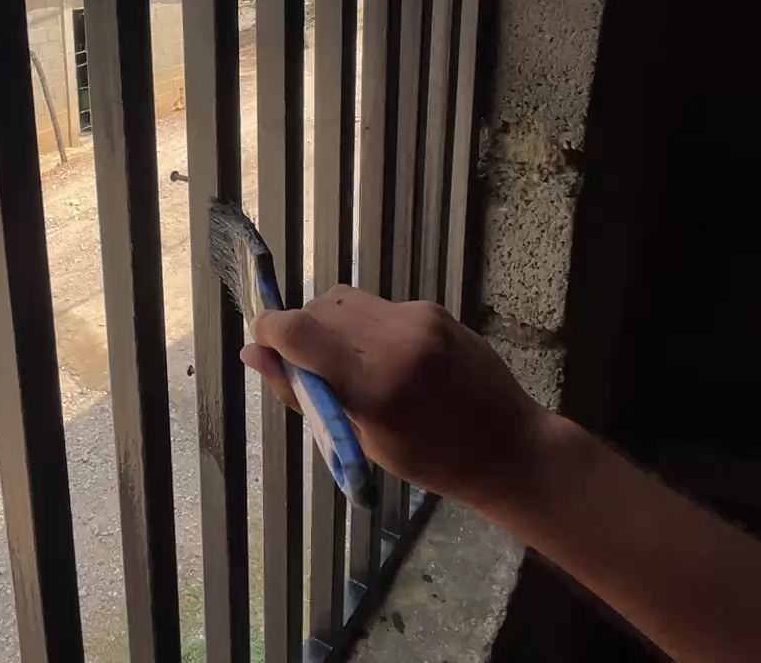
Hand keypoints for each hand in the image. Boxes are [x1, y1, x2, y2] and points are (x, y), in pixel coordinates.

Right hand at [242, 284, 550, 509]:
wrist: (509, 445)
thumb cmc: (430, 460)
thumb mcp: (360, 440)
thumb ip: (302, 394)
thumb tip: (251, 353)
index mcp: (374, 383)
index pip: (297, 331)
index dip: (268, 329)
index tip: (262, 343)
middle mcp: (393, 338)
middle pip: (316, 309)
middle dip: (300, 330)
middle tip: (311, 366)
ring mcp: (416, 318)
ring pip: (343, 299)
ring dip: (330, 322)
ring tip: (347, 359)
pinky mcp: (431, 308)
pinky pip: (375, 305)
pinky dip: (363, 324)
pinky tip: (383, 354)